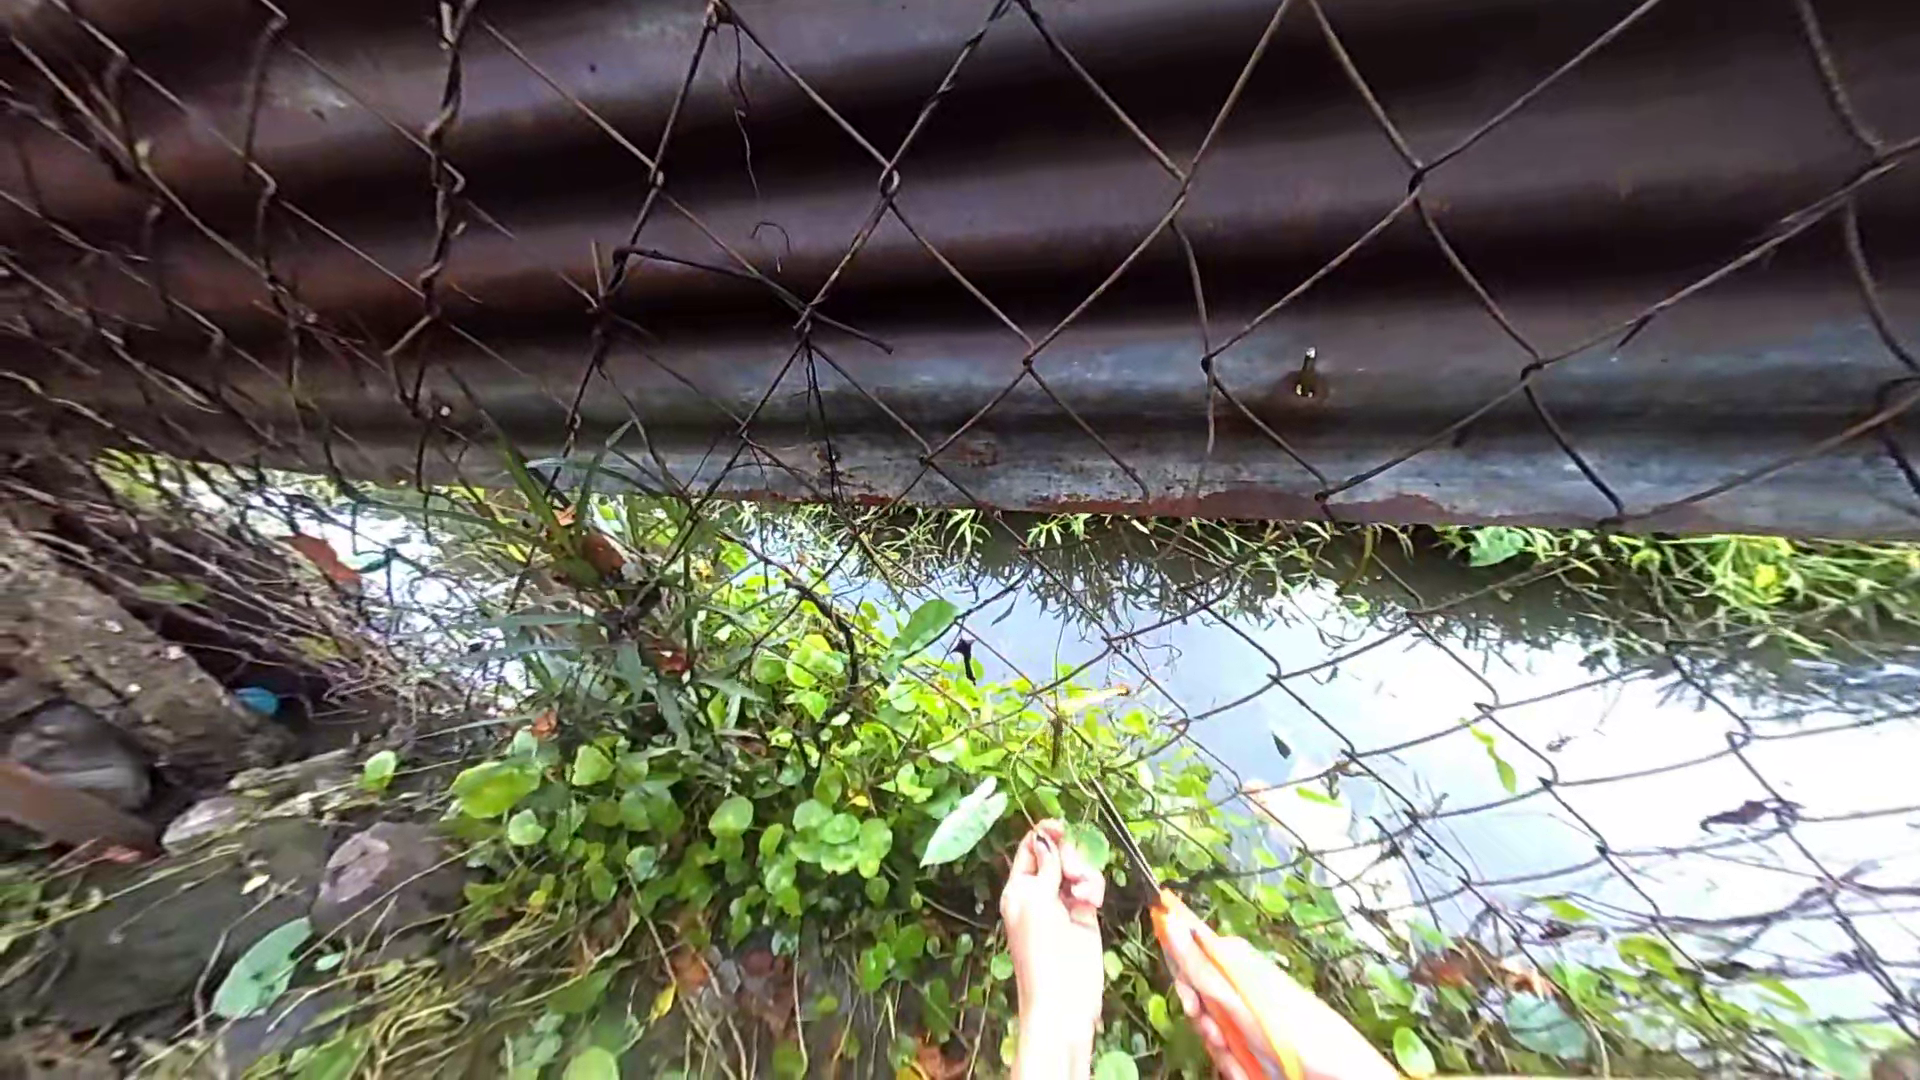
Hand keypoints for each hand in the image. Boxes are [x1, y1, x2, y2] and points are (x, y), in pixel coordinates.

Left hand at [1001, 819, 1105, 1078]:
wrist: (1064, 1000)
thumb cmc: (1041, 949)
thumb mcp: (1035, 901)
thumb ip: (1044, 867)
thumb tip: (1043, 838)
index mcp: (1019, 886)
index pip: (1030, 849)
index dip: (1043, 834)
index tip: (1059, 826)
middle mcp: (1041, 891)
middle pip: (1057, 854)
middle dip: (1067, 855)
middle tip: (1071, 871)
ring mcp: (1064, 902)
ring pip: (1077, 867)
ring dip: (1082, 871)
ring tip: (1081, 890)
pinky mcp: (1085, 913)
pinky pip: (1090, 885)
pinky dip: (1092, 886)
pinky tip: (1090, 901)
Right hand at [1161, 913, 1396, 1079]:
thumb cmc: (1290, 1030)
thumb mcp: (1235, 997)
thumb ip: (1195, 961)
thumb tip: (1165, 915)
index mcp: (1232, 958)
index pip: (1188, 950)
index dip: (1181, 976)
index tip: (1189, 999)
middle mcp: (1236, 981)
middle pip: (1196, 993)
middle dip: (1203, 1020)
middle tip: (1217, 1035)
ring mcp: (1247, 1015)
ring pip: (1210, 1026)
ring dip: (1220, 1049)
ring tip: (1240, 1063)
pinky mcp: (1255, 1044)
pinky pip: (1229, 1050)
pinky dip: (1234, 1066)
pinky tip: (1247, 1073)